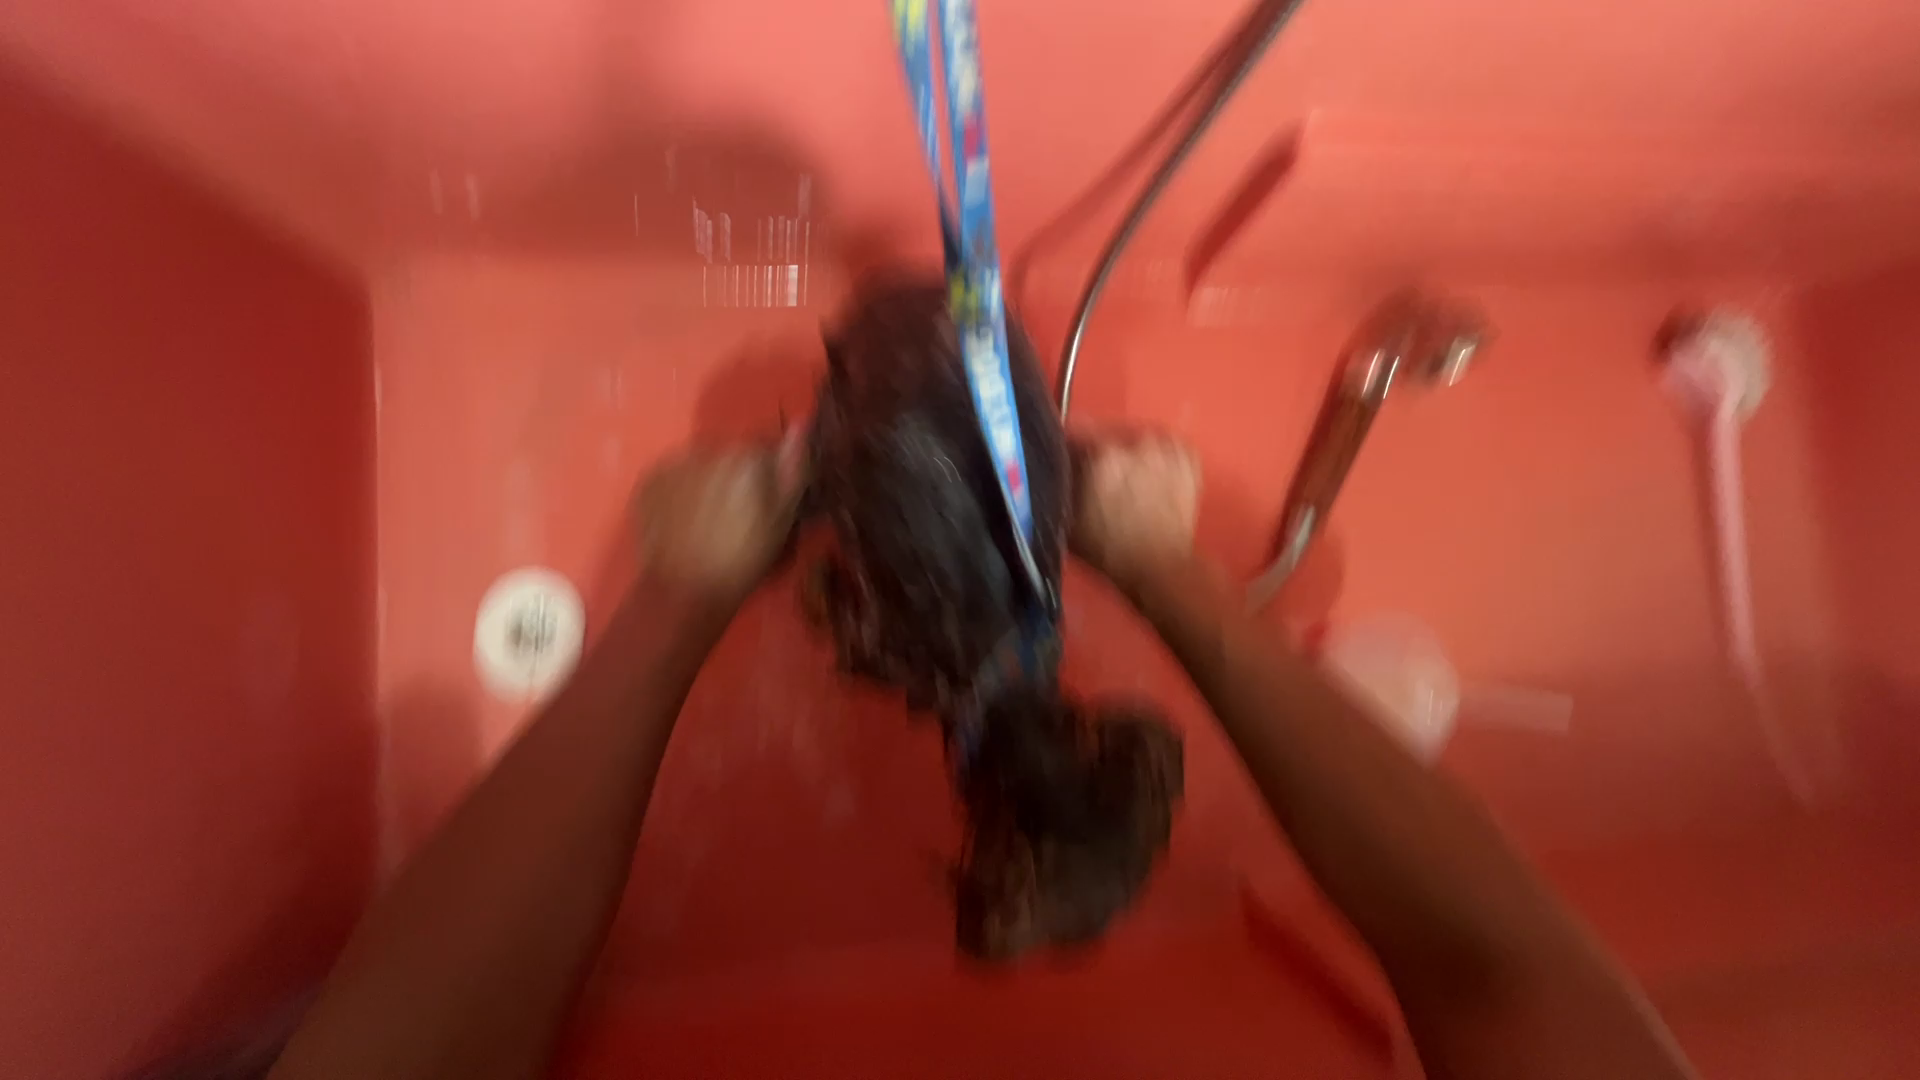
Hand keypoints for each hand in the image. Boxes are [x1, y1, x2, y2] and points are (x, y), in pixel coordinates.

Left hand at [633, 432, 806, 605]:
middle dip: (739, 475)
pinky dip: (683, 492)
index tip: (770, 500)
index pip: (767, 446)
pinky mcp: (649, 481)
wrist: (685, 589)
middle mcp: (708, 449)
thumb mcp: (782, 519)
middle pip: (733, 453)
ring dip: (711, 482)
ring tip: (711, 520)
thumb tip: (800, 425)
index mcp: (746, 456)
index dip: (772, 473)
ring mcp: (674, 464)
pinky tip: (688, 520)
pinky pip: (676, 477)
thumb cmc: (744, 559)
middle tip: (741, 514)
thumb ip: (792, 469)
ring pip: (704, 464)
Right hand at [1072, 434, 1200, 593]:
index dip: (1068, 448)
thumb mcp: (1067, 517)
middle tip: (1098, 480)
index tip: (1067, 460)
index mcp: (1102, 454)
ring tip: (1127, 484)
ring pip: (1136, 440)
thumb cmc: (1109, 549)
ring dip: (1128, 455)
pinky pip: (1163, 448)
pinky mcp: (1187, 457)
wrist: (1159, 567)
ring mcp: (1166, 447)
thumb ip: (1059, 481)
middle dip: (1100, 453)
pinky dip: (1155, 460)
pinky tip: (1150, 482)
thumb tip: (1058, 461)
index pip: (1075, 431)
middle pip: (1107, 435)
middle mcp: (1135, 442)